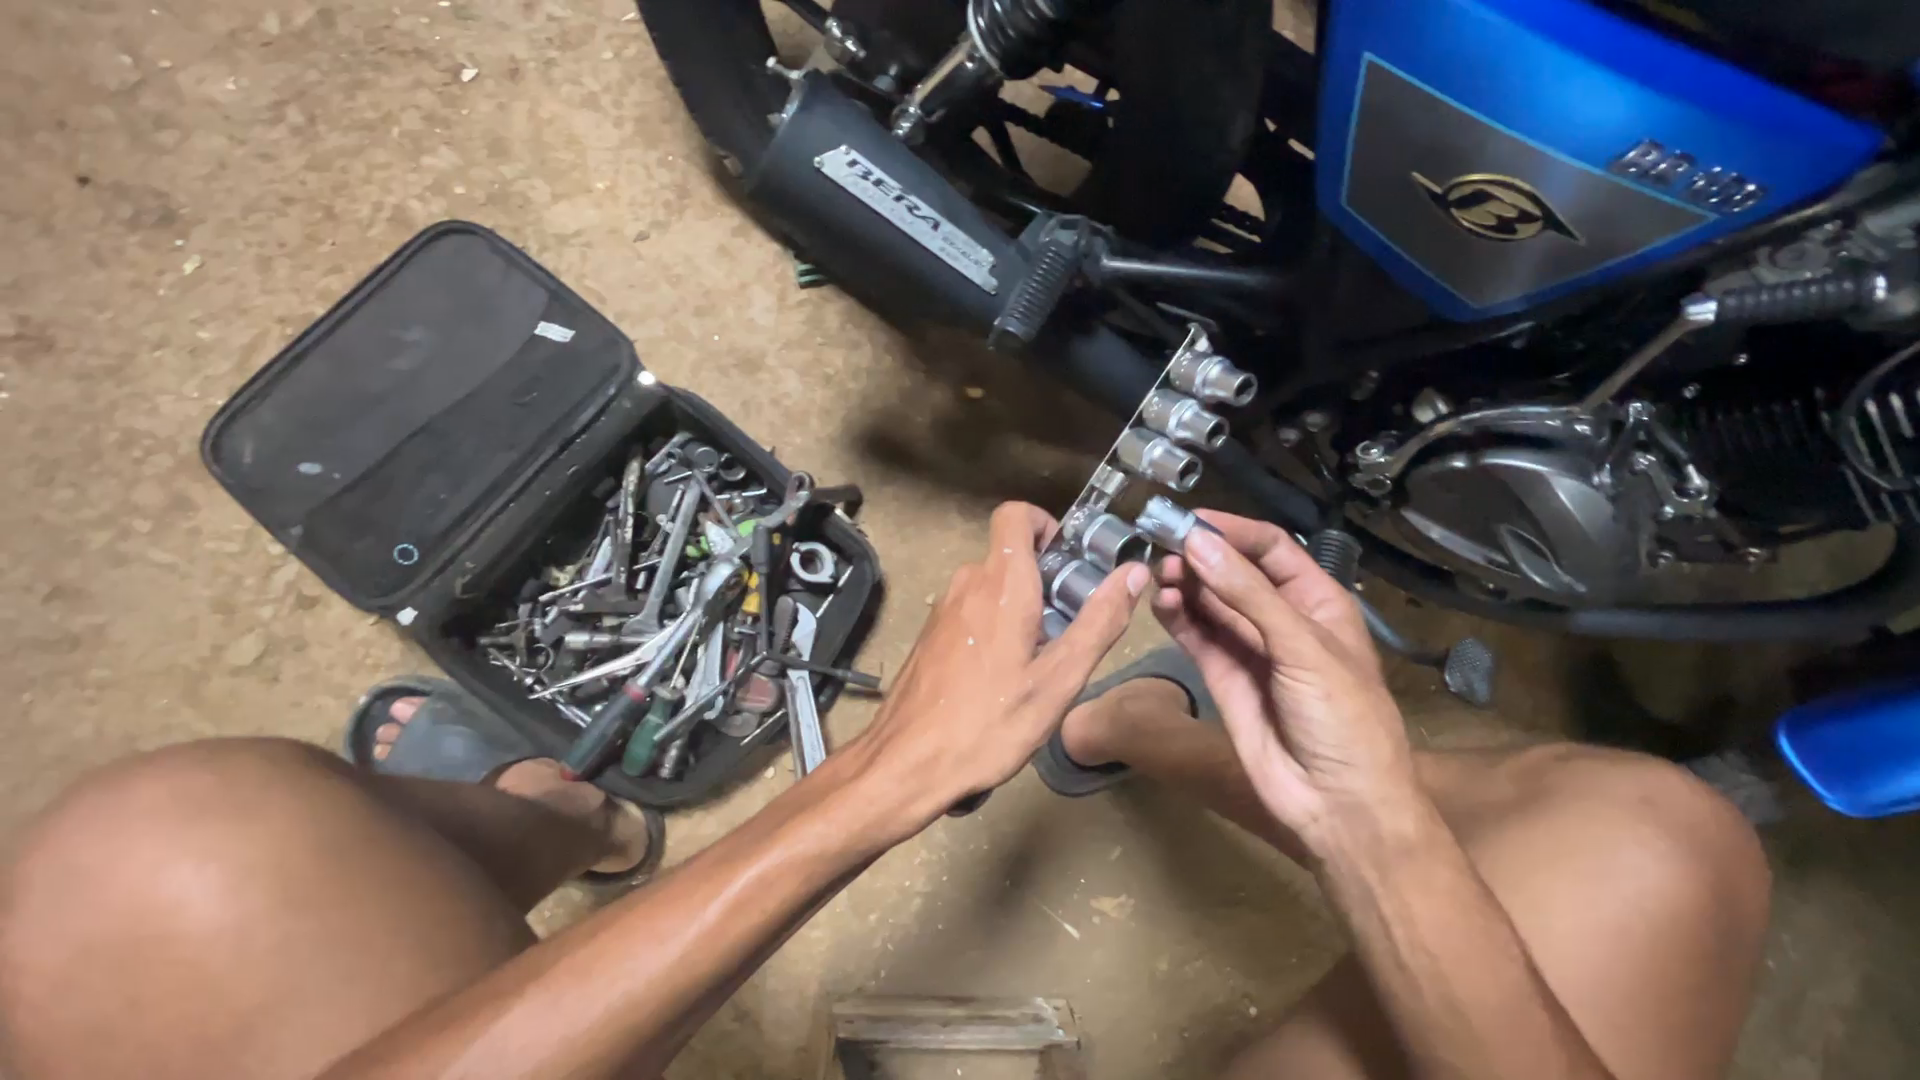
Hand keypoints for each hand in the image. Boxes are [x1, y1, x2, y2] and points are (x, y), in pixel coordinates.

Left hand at [851, 502, 1148, 831]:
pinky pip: (971, 612)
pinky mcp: (929, 636)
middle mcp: (967, 584)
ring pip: (990, 587)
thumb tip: (1134, 573)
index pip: (1015, 514)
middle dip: (1044, 580)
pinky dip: (994, 627)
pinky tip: (1001, 678)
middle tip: (1068, 627)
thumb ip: (1099, 622)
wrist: (906, 763)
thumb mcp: (1058, 680)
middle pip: (1009, 556)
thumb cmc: (989, 723)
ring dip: (1020, 609)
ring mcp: (942, 610)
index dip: (1044, 524)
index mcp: (1001, 584)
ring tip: (1038, 662)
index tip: (1068, 562)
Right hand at [1152, 512, 1419, 855]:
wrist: (1338, 802)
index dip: (1233, 532)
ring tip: (1159, 576)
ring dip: (1184, 585)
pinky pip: (1195, 636)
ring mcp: (1248, 648)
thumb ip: (1247, 596)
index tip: (1190, 521)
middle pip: (1234, 572)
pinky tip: (1161, 604)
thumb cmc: (1342, 717)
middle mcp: (1280, 619)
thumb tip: (1195, 544)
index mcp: (1317, 603)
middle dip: (1201, 558)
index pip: (1271, 550)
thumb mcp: (1303, 648)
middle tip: (1162, 548)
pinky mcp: (1221, 676)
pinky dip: (1176, 618)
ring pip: (1209, 603)